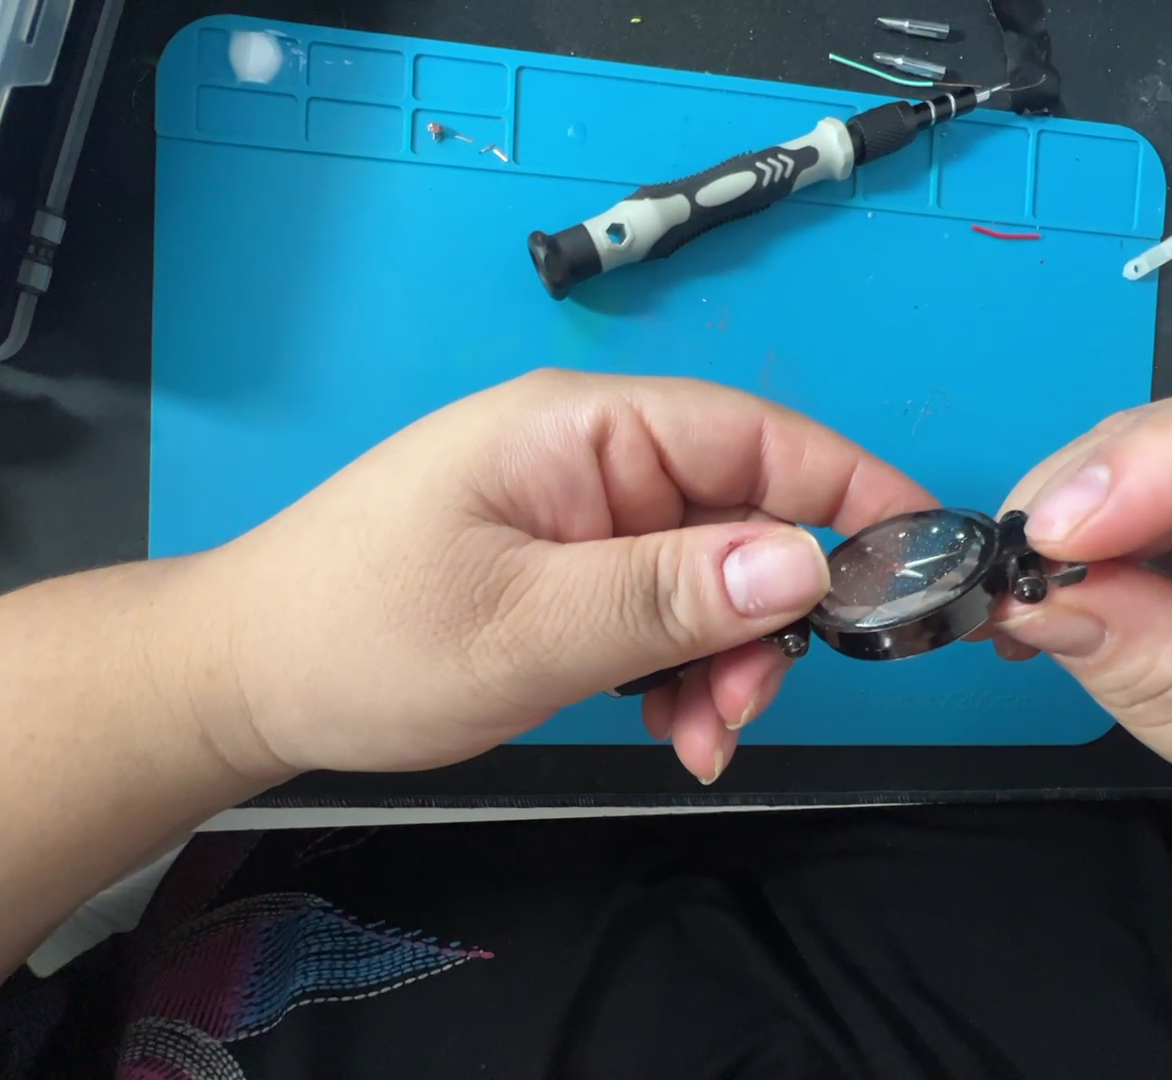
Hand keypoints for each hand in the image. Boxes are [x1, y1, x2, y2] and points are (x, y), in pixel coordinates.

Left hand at [185, 370, 928, 784]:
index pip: (753, 436)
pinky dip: (686, 674)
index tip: (919, 559)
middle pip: (742, 520)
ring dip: (727, 661)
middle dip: (767, 616)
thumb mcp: (526, 626)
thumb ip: (666, 593)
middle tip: (743, 705)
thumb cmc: (363, 635)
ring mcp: (592, 521)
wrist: (252, 679)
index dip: (848, 490)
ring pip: (715, 580)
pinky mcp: (582, 574)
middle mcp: (600, 463)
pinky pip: (670, 614)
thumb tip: (804, 567)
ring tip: (695, 737)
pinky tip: (667, 728)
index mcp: (585, 430)